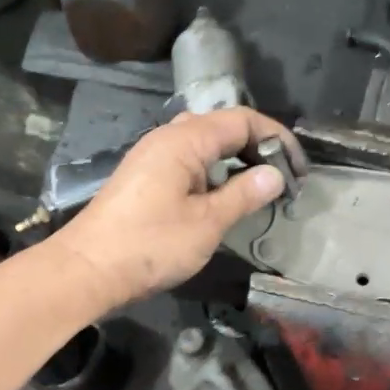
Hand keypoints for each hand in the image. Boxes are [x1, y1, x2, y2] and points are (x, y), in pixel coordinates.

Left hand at [53, 107, 304, 303]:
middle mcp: (167, 138)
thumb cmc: (151, 245)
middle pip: (223, 128)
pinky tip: (226, 200)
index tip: (299, 169)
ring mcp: (153, 158)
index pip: (242, 120)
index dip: (277, 138)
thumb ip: (244, 195)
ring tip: (261, 191)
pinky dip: (216, 174)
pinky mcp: (146, 179)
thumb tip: (275, 175)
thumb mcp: (207, 223)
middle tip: (283, 181)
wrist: (89, 269)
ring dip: (237, 163)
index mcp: (185, 140)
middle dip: (258, 148)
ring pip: (206, 146)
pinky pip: (190, 163)